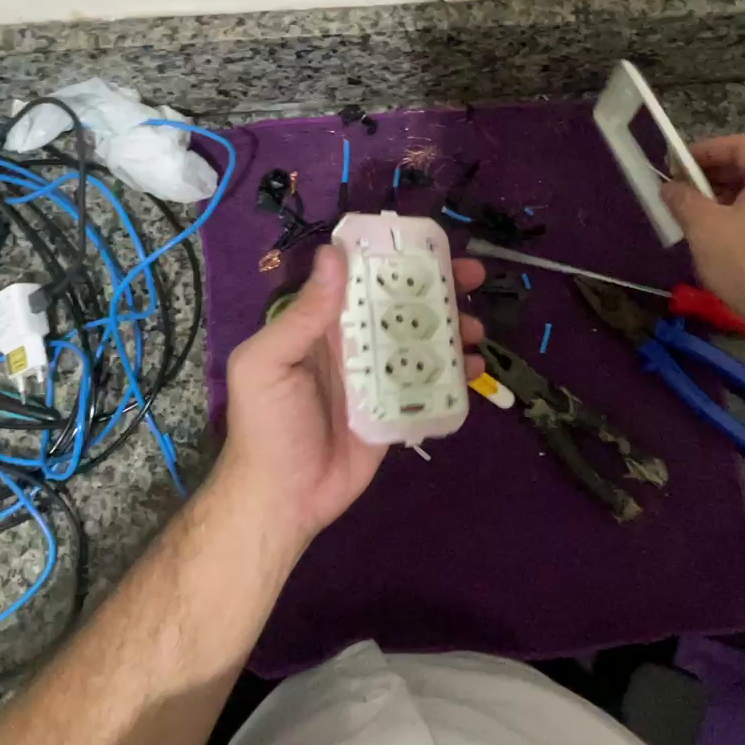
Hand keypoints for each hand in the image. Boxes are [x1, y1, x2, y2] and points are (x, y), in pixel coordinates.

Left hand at [218, 245, 485, 546]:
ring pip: (421, 340)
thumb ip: (302, 314)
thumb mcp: (268, 363)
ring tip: (476, 327)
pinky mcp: (395, 410)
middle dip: (437, 287)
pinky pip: (429, 384)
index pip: (361, 278)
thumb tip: (332, 254)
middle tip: (472, 276)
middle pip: (400, 305)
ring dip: (452, 328)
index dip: (394, 258)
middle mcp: (351, 342)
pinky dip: (455, 373)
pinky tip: (474, 368)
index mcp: (320, 324)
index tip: (430, 245)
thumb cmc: (267, 425)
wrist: (283, 499)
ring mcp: (376, 377)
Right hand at [661, 134, 744, 347]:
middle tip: (688, 196)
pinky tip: (740, 244)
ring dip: (738, 201)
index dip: (704, 151)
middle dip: (718, 178)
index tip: (676, 165)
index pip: (741, 145)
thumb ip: (684, 200)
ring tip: (709, 222)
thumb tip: (670, 187)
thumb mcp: (705, 230)